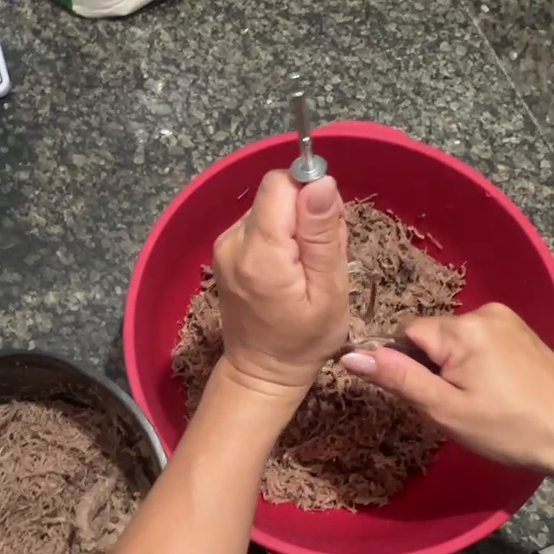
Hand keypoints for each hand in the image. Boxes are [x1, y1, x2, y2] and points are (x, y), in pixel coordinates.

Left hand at [211, 171, 349, 397]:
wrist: (261, 371)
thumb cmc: (304, 339)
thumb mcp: (329, 291)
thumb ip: (322, 234)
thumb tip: (321, 181)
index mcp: (259, 252)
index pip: (280, 184)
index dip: (309, 192)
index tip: (327, 225)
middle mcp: (233, 241)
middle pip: (275, 193)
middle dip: (306, 213)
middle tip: (322, 255)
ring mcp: (225, 245)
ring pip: (270, 207)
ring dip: (295, 226)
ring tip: (307, 267)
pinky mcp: (225, 250)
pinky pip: (260, 223)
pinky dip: (281, 237)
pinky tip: (290, 269)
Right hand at [339, 303, 553, 480]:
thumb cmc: (510, 429)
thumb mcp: (445, 409)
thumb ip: (397, 377)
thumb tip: (351, 354)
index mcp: (463, 328)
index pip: (407, 334)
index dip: (406, 366)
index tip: (425, 397)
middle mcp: (484, 312)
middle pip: (431, 336)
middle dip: (432, 368)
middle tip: (454, 406)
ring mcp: (507, 319)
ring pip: (454, 341)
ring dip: (454, 367)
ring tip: (478, 402)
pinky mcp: (522, 331)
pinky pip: (478, 341)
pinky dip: (476, 364)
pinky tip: (495, 392)